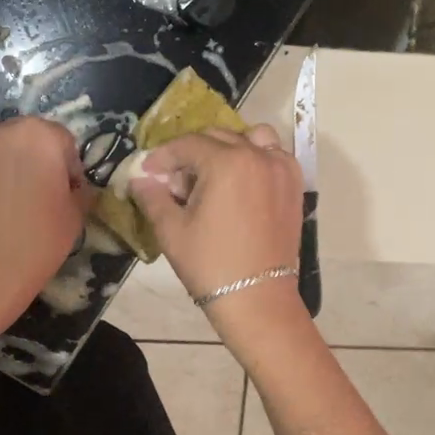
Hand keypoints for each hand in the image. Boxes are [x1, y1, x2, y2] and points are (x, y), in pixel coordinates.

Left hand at [0, 105, 92, 338]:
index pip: (62, 139)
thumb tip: (71, 183)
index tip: (62, 186)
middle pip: (22, 128)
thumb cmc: (39, 243)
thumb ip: (77, 188)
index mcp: (43, 138)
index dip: (65, 163)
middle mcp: (5, 130)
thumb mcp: (75, 215)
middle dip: (28, 149)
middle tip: (27, 181)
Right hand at [129, 125, 305, 312]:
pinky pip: (273, 156)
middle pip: (217, 137)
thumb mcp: (171, 230)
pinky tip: (239, 183)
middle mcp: (258, 156)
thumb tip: (140, 179)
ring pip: (251, 138)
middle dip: (191, 153)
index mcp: (226, 162)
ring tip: (211, 175)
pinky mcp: (294, 185)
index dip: (162, 157)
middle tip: (174, 181)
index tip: (147, 172)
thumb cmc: (210, 264)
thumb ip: (153, 197)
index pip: (186, 145)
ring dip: (226, 148)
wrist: (257, 298)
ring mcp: (281, 169)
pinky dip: (255, 158)